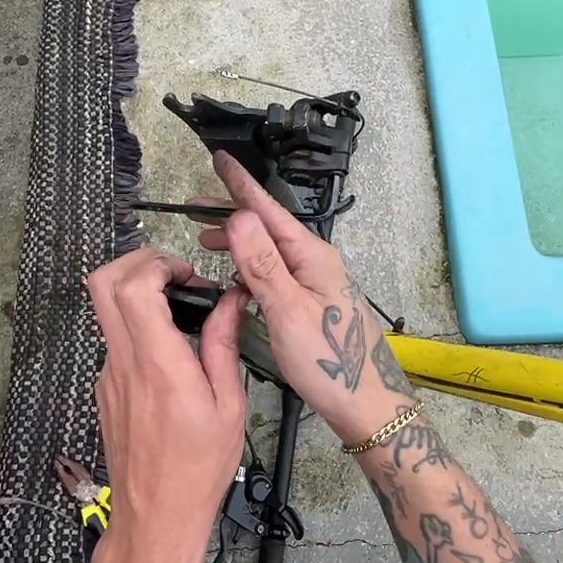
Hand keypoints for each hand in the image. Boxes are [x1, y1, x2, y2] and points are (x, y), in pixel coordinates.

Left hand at [86, 248, 247, 562]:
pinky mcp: (105, 387)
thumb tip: (230, 301)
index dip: (157, 264)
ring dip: (139, 292)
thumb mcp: (229, 405)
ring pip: (107, 308)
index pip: (133, 288)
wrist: (155, 518)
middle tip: (175, 274)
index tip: (187, 275)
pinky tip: (172, 348)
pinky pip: (116, 338)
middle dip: (137, 261)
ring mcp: (108, 375)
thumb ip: (223, 344)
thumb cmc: (198, 469)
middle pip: (102, 283)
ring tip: (181, 310)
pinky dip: (139, 324)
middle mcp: (124, 363)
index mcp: (159, 365)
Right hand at [197, 151, 413, 443]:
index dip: (241, 184)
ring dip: (238, 240)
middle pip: (267, 226)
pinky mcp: (312, 301)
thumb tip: (240, 215)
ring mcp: (315, 281)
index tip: (220, 157)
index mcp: (310, 255)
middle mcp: (315, 261)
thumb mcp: (288, 311)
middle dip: (232, 212)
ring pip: (270, 249)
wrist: (367, 405)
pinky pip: (275, 270)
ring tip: (205, 240)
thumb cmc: (329, 362)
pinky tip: (236, 275)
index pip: (268, 210)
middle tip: (194, 207)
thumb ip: (262, 264)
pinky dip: (250, 265)